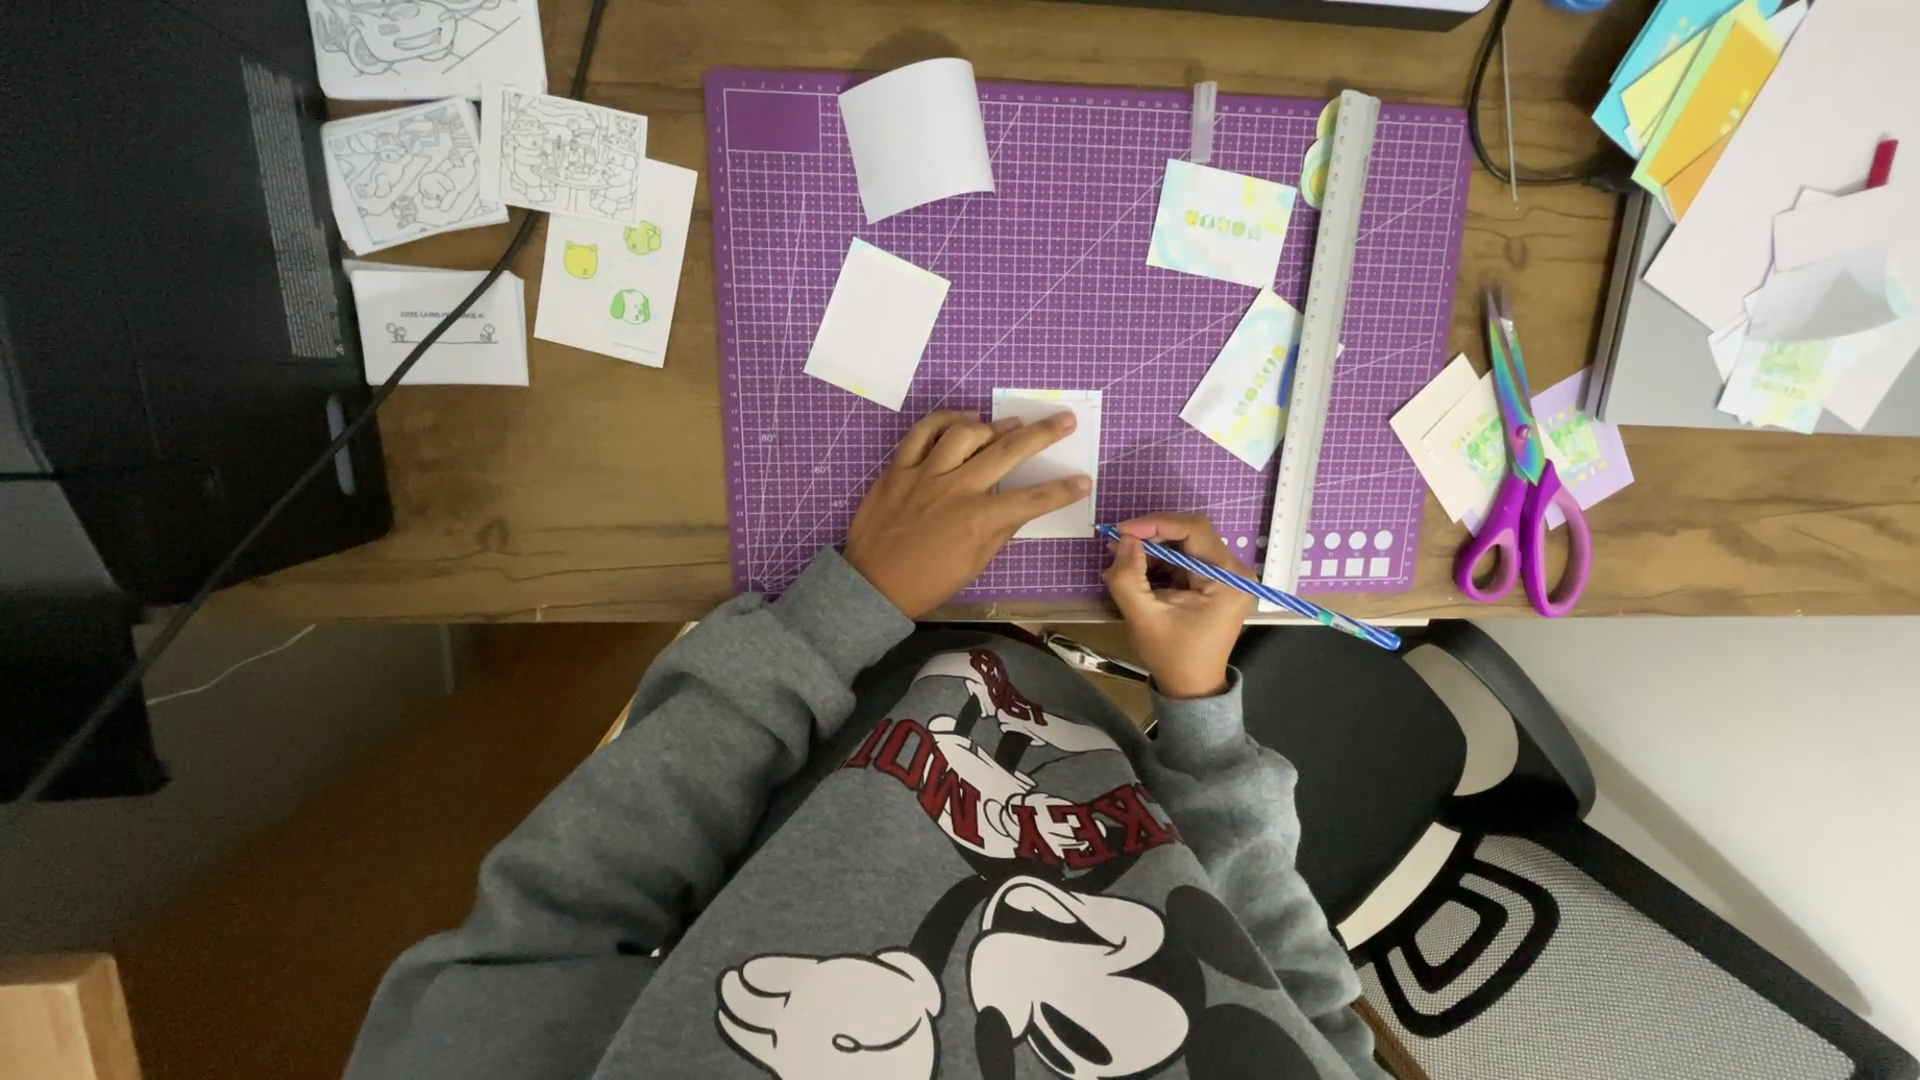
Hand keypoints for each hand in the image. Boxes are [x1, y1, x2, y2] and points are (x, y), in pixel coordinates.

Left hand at [845, 410, 1090, 617]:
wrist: (872, 585)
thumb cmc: (928, 582)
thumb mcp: (973, 565)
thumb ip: (999, 532)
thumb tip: (1018, 507)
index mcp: (978, 520)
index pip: (1033, 499)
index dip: (1063, 489)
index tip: (1083, 480)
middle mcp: (956, 489)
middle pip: (1007, 451)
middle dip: (1043, 434)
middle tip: (1064, 420)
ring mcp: (925, 474)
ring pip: (966, 432)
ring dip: (994, 425)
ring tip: (1009, 425)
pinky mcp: (899, 468)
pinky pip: (923, 432)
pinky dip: (945, 420)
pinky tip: (962, 420)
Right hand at [1104, 513, 1255, 698]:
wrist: (1191, 686)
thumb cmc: (1171, 655)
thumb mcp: (1142, 616)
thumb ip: (1128, 576)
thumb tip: (1124, 540)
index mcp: (1227, 579)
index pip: (1194, 530)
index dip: (1155, 523)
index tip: (1121, 531)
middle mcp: (1235, 571)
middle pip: (1192, 532)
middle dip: (1153, 534)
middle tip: (1119, 543)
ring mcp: (1229, 575)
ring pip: (1188, 542)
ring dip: (1154, 546)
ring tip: (1123, 556)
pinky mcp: (1218, 581)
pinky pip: (1188, 556)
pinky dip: (1162, 558)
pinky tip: (1139, 568)